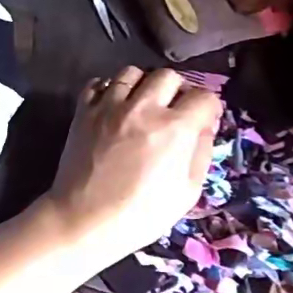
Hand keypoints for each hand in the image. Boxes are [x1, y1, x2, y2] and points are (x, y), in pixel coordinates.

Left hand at [42, 67, 221, 261]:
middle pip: (168, 76)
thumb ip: (201, 153)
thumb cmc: (140, 215)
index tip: (204, 119)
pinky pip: (98, 83)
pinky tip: (113, 107)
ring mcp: (109, 106)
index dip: (209, 108)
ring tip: (141, 104)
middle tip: (173, 110)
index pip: (204, 97)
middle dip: (177, 90)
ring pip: (131, 72)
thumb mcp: (187, 193)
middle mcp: (142, 108)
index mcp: (174, 129)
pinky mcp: (83, 111)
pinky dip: (108, 89)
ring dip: (142, 84)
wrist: (84, 220)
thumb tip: (205, 126)